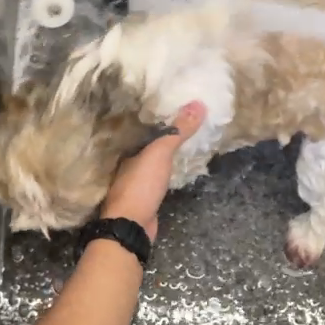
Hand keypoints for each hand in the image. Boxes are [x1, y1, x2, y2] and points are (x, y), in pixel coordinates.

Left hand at [99, 102, 206, 240]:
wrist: (131, 226)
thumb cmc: (141, 185)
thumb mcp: (160, 154)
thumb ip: (178, 131)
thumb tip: (199, 103)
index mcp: (124, 147)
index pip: (140, 123)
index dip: (153, 112)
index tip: (169, 98)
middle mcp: (126, 160)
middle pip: (145, 140)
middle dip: (159, 129)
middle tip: (181, 114)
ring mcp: (134, 179)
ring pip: (150, 158)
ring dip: (163, 149)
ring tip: (183, 135)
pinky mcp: (143, 194)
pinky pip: (156, 174)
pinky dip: (165, 167)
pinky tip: (175, 163)